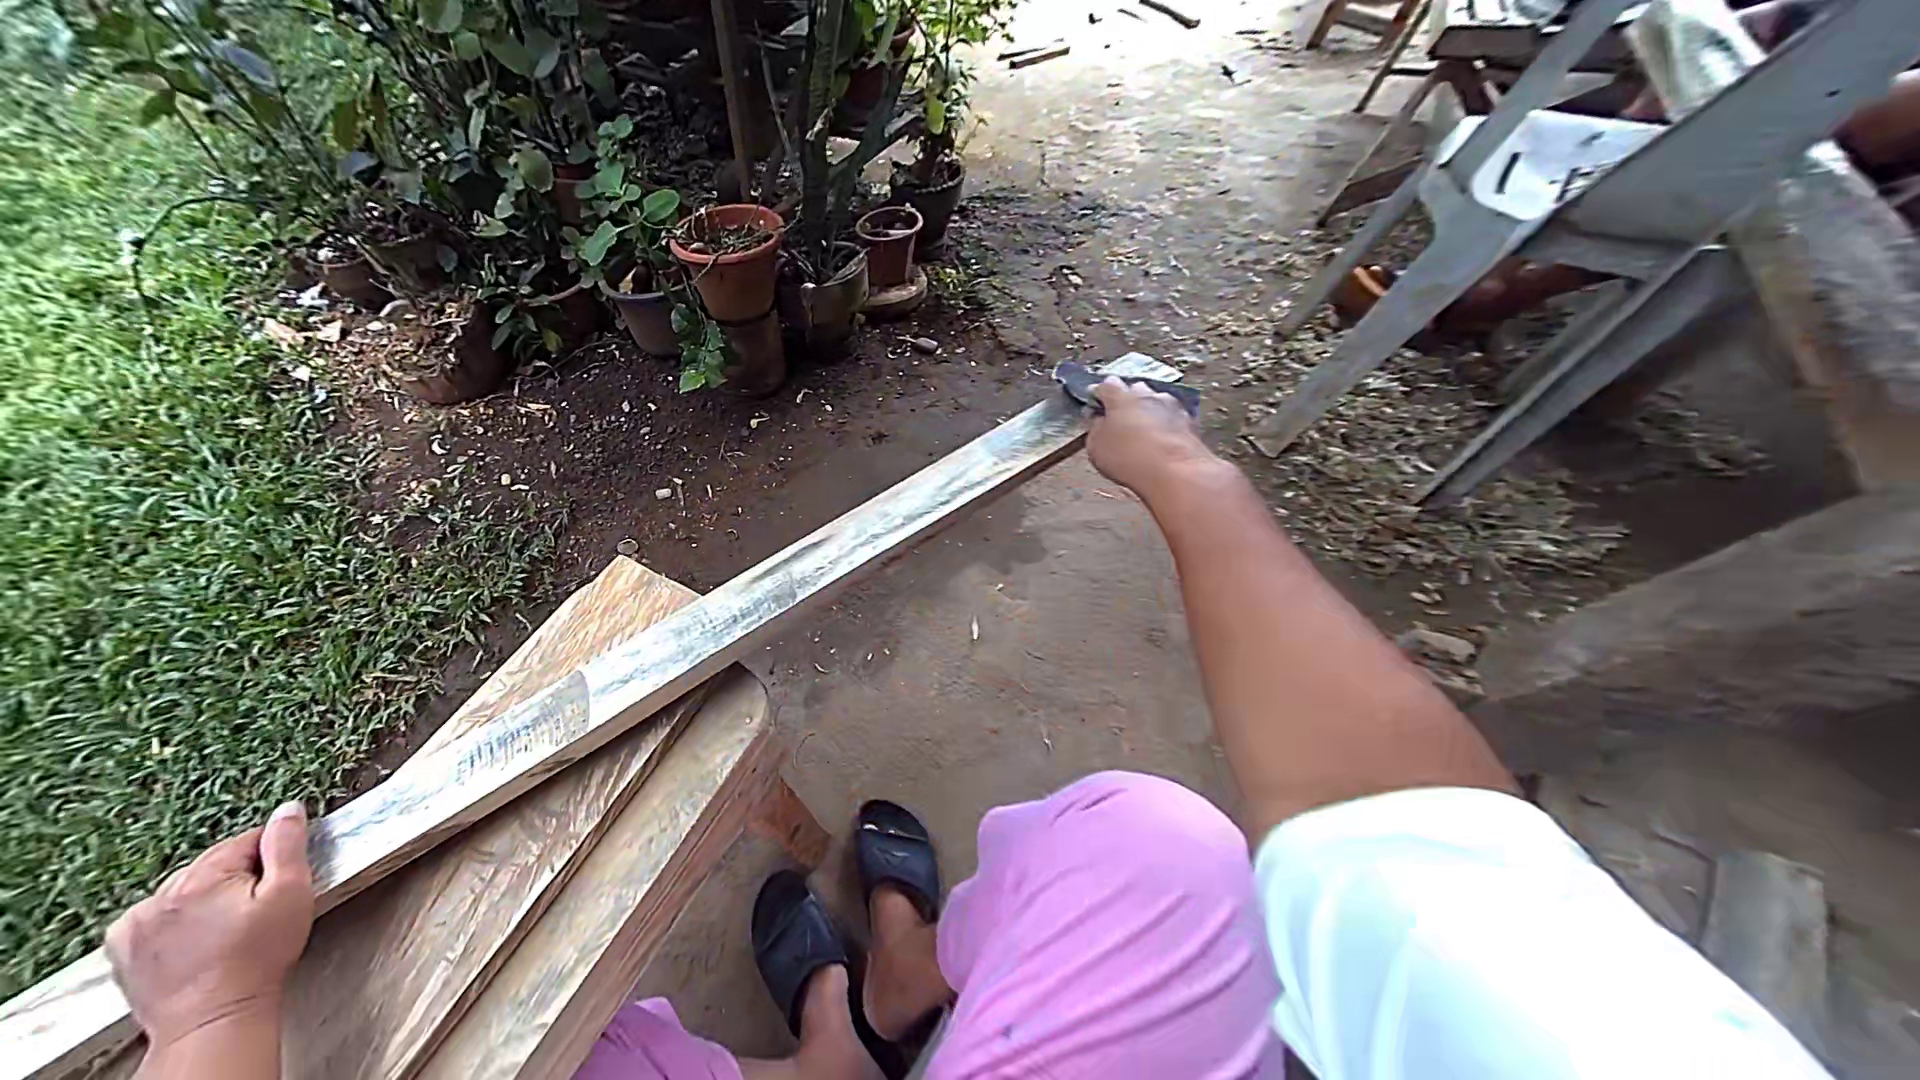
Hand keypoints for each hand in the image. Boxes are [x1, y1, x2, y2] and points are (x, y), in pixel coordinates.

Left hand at [105, 801, 313, 1051]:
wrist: (213, 1018)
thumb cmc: (259, 957)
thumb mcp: (292, 890)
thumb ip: (288, 844)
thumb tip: (288, 810)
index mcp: (200, 879)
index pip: (247, 840)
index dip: (273, 857)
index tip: (281, 882)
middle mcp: (157, 898)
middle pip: (214, 864)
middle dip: (241, 877)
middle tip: (261, 908)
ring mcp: (133, 926)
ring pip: (187, 888)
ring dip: (210, 897)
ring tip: (232, 927)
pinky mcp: (123, 948)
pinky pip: (158, 914)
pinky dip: (181, 918)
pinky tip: (200, 937)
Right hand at [1086, 377, 1218, 496]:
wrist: (1175, 472)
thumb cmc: (1133, 459)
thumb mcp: (1096, 447)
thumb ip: (1095, 429)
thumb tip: (1097, 422)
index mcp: (1120, 397)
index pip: (1106, 386)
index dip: (1099, 395)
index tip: (1095, 405)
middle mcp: (1147, 396)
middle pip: (1134, 389)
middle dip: (1126, 401)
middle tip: (1119, 421)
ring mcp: (1171, 406)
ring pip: (1156, 402)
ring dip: (1148, 413)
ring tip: (1141, 434)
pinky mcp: (1189, 422)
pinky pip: (1173, 419)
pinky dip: (1166, 426)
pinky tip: (1160, 443)